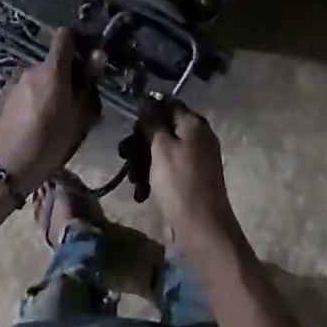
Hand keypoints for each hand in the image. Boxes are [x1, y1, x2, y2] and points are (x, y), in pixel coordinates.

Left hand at [0, 29, 99, 188]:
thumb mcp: (78, 114)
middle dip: (68, 73)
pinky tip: (39, 121)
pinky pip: (30, 89)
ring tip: (58, 114)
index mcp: (52, 70)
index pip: (65, 35)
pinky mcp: (5, 97)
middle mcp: (32, 69)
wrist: (7, 168)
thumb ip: (88, 82)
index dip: (78, 42)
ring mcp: (16, 83)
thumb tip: (98, 55)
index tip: (88, 59)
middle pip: (55, 61)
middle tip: (78, 98)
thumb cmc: (49, 141)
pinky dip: (38, 97)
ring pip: (42, 76)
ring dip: (52, 87)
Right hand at [144, 102, 240, 253]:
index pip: (168, 104)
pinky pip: (167, 169)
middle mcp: (197, 137)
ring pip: (162, 151)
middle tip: (124, 156)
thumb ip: (152, 122)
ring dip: (143, 163)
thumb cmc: (179, 184)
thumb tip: (145, 98)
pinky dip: (153, 177)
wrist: (201, 228)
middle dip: (141, 142)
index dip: (148, 112)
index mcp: (194, 124)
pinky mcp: (189, 179)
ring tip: (132, 180)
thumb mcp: (161, 149)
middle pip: (163, 129)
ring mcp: (194, 159)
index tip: (130, 127)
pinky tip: (141, 193)